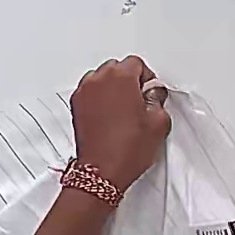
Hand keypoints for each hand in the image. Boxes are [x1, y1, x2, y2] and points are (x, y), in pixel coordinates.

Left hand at [70, 56, 171, 191]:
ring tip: (123, 110)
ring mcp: (84, 93)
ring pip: (101, 79)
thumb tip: (153, 96)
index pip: (136, 63)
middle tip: (139, 100)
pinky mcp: (76, 106)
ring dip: (112, 88)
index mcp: (121, 77)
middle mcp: (98, 80)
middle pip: (116, 67)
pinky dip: (99, 99)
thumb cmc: (126, 149)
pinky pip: (90, 93)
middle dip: (129, 80)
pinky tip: (110, 117)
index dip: (147, 77)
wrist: (102, 171)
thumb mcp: (159, 122)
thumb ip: (158, 100)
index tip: (150, 91)